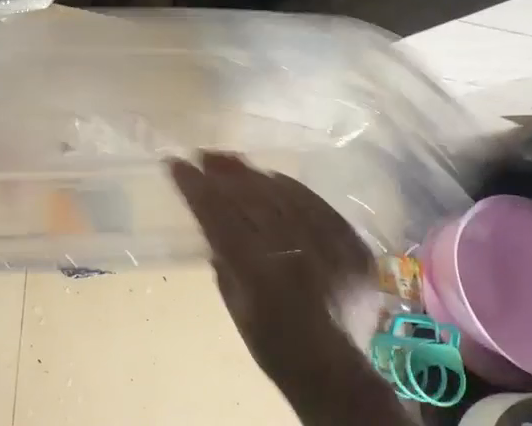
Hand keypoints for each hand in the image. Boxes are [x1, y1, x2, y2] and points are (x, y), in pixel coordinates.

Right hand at [170, 152, 401, 423]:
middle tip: (205, 155)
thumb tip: (211, 220)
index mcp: (259, 274)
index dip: (196, 187)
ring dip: (256, 177)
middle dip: (225, 174)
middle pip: (254, 200)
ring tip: (235, 163)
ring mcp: (330, 251)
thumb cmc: (273, 343)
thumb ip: (222, 257)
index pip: (219, 216)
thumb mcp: (234, 302)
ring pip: (286, 197)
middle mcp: (295, 256)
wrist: (335, 374)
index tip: (175, 165)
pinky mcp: (355, 250)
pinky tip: (276, 180)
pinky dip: (295, 191)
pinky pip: (321, 207)